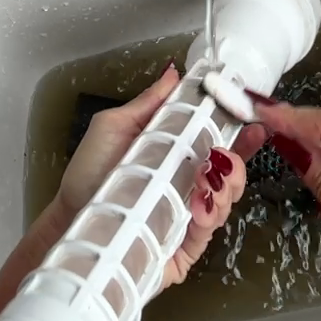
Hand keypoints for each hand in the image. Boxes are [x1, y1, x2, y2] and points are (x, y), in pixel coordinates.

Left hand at [59, 64, 266, 286]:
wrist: (70, 220)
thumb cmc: (90, 170)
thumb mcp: (115, 126)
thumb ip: (148, 104)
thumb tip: (175, 72)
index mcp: (175, 151)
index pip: (215, 137)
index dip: (236, 126)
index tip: (250, 114)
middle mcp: (187, 181)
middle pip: (230, 170)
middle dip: (238, 160)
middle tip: (226, 153)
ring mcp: (188, 215)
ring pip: (226, 200)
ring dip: (226, 186)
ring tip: (206, 178)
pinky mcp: (183, 247)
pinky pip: (208, 232)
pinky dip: (210, 216)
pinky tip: (200, 205)